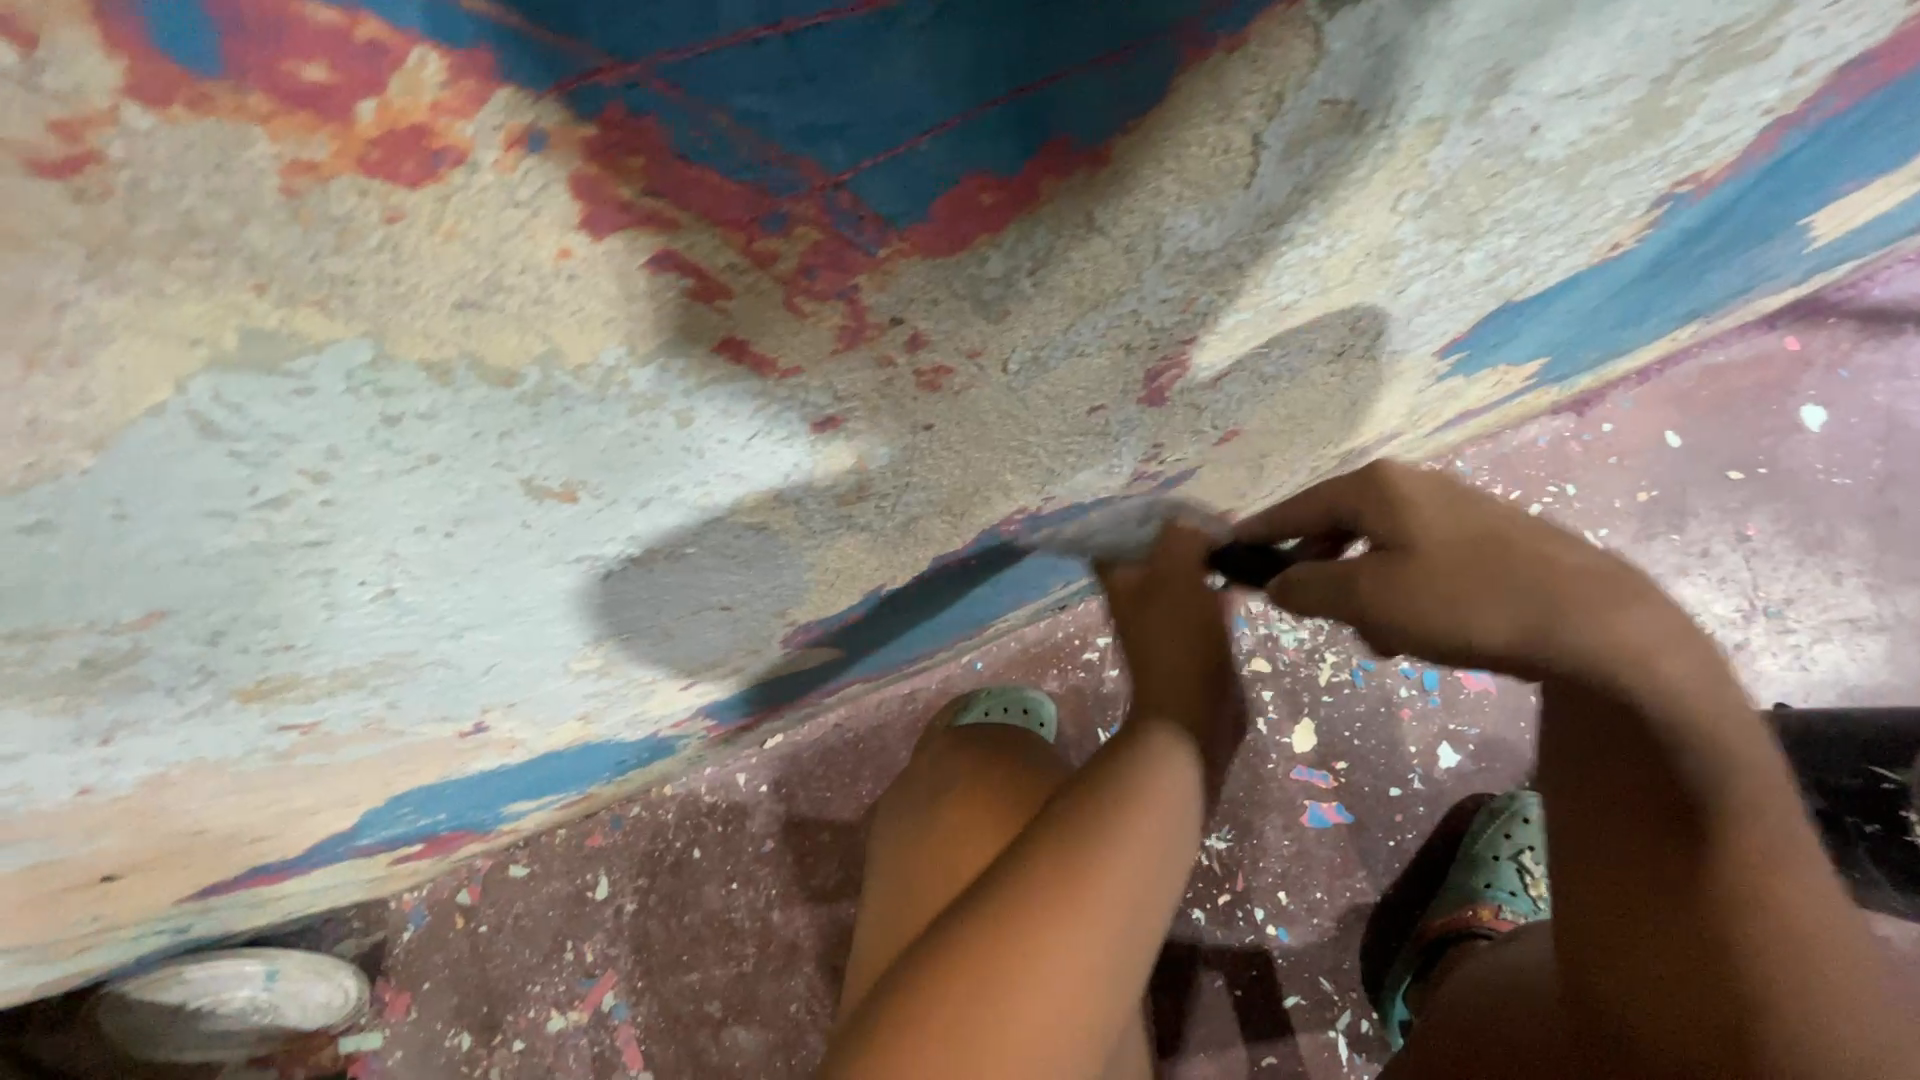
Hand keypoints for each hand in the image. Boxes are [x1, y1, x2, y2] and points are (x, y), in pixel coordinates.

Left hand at [1095, 522, 1246, 778]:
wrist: (1194, 713)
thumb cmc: (1178, 640)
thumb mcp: (1175, 574)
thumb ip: (1179, 538)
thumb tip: (1192, 522)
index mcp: (1119, 577)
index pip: (1118, 531)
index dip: (1144, 514)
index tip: (1179, 504)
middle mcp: (1135, 593)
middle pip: (1155, 550)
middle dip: (1183, 533)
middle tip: (1218, 520)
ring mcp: (1164, 616)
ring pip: (1183, 573)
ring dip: (1205, 557)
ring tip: (1236, 540)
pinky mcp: (1192, 636)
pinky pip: (1205, 599)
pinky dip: (1221, 584)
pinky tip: (1247, 575)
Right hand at [1234, 460, 1690, 682]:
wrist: (1592, 620)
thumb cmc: (1462, 601)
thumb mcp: (1367, 600)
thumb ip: (1307, 587)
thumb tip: (1276, 583)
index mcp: (1375, 486)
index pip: (1294, 507)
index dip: (1259, 534)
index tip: (1228, 554)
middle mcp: (1410, 484)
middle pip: (1335, 526)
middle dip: (1318, 571)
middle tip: (1311, 612)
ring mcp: (1452, 507)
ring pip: (1376, 548)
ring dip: (1363, 591)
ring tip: (1382, 637)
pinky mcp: (1485, 536)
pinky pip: (1415, 560)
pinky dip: (1401, 592)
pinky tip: (1421, 632)